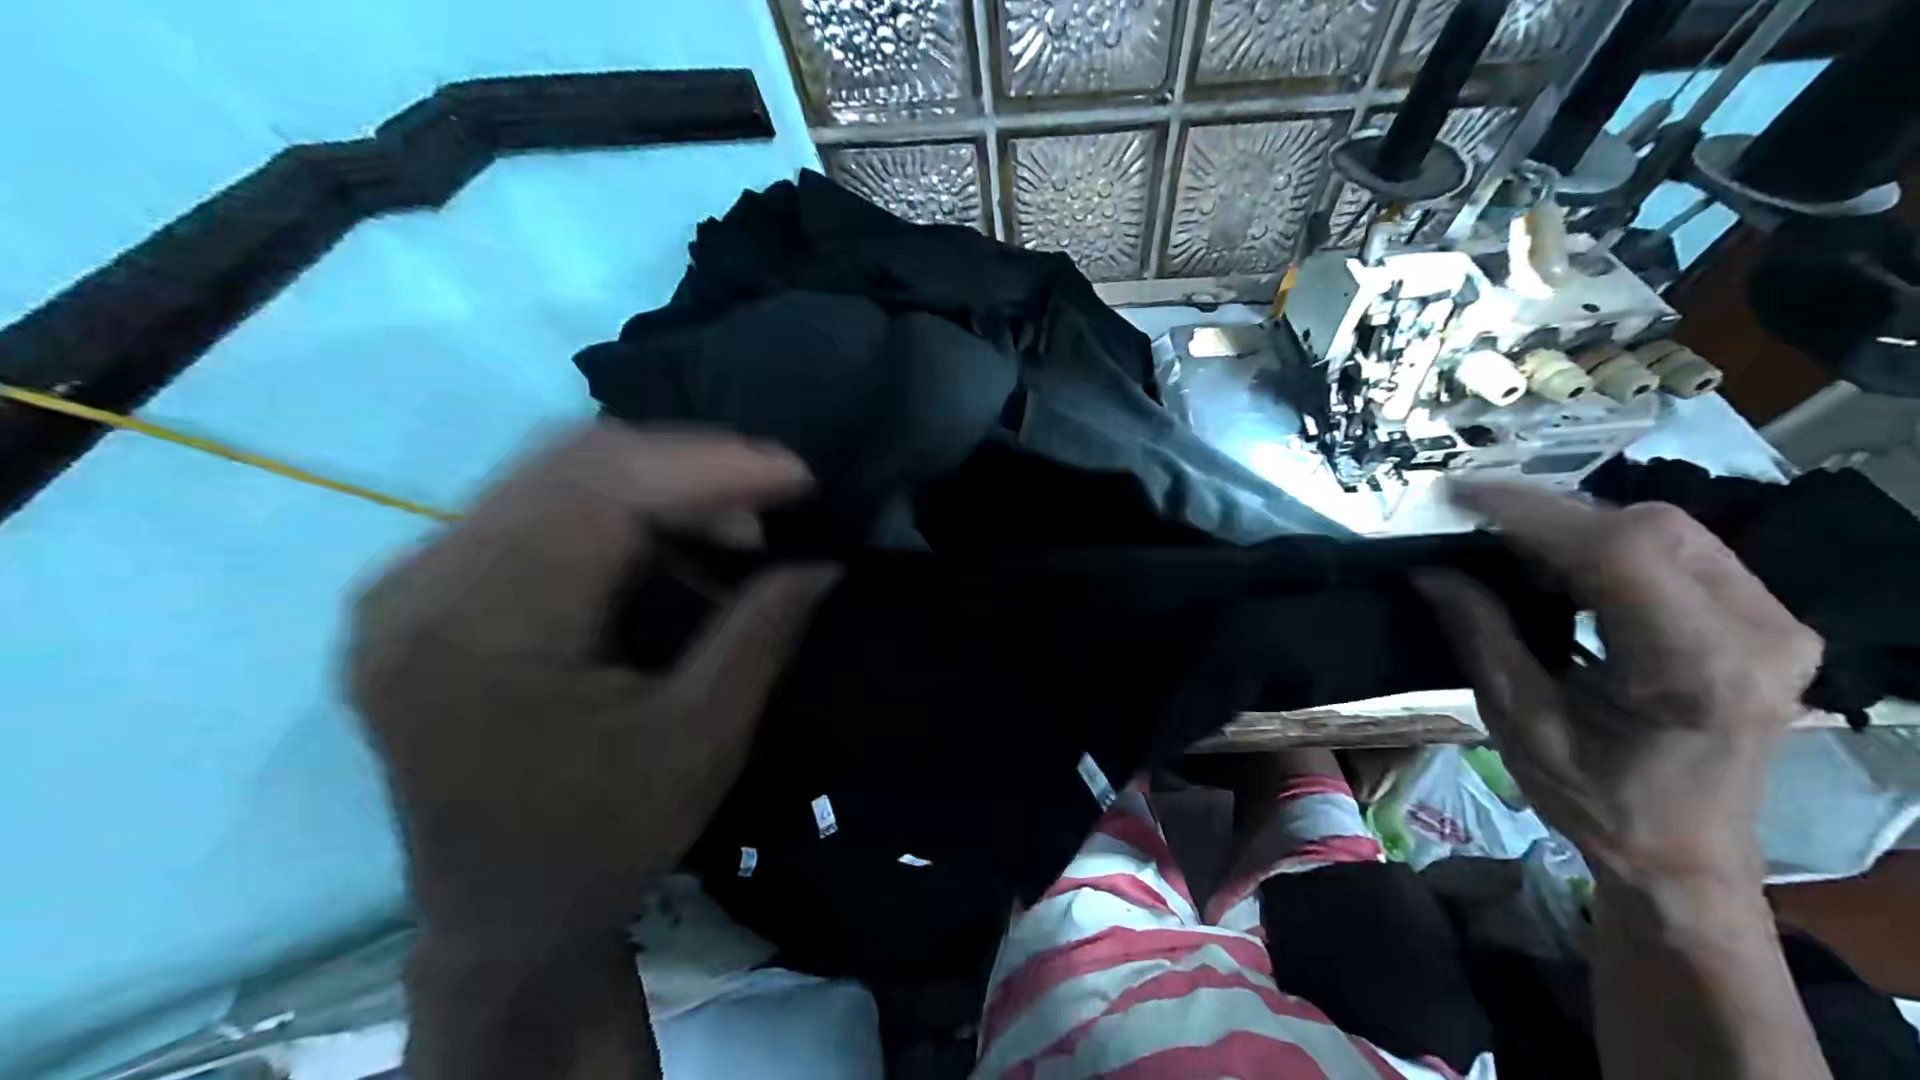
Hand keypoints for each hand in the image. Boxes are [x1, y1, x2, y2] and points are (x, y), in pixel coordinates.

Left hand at [349, 423, 837, 952]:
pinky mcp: (420, 595)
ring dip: (654, 484)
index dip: (711, 467)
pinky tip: (666, 545)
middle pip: (572, 464)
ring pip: (551, 473)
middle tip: (769, 504)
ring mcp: (407, 587)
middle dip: (689, 467)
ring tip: (729, 528)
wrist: (502, 915)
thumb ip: (761, 634)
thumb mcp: (703, 742)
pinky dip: (614, 509)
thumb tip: (823, 561)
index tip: (797, 475)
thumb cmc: (605, 841)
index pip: (603, 493)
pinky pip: (530, 507)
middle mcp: (421, 590)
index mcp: (486, 634)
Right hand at [1416, 483, 1821, 889]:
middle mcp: (1760, 633)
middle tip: (1475, 531)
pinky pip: (1677, 549)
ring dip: (1576, 527)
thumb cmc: (1597, 802)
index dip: (1533, 513)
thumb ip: (1481, 636)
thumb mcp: (1520, 722)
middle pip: (1650, 528)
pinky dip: (1605, 544)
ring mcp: (1773, 622)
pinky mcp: (1761, 618)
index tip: (1458, 495)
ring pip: (1666, 528)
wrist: (1685, 852)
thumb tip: (1430, 571)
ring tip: (1509, 551)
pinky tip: (1559, 566)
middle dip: (1550, 517)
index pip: (1621, 554)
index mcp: (1701, 671)